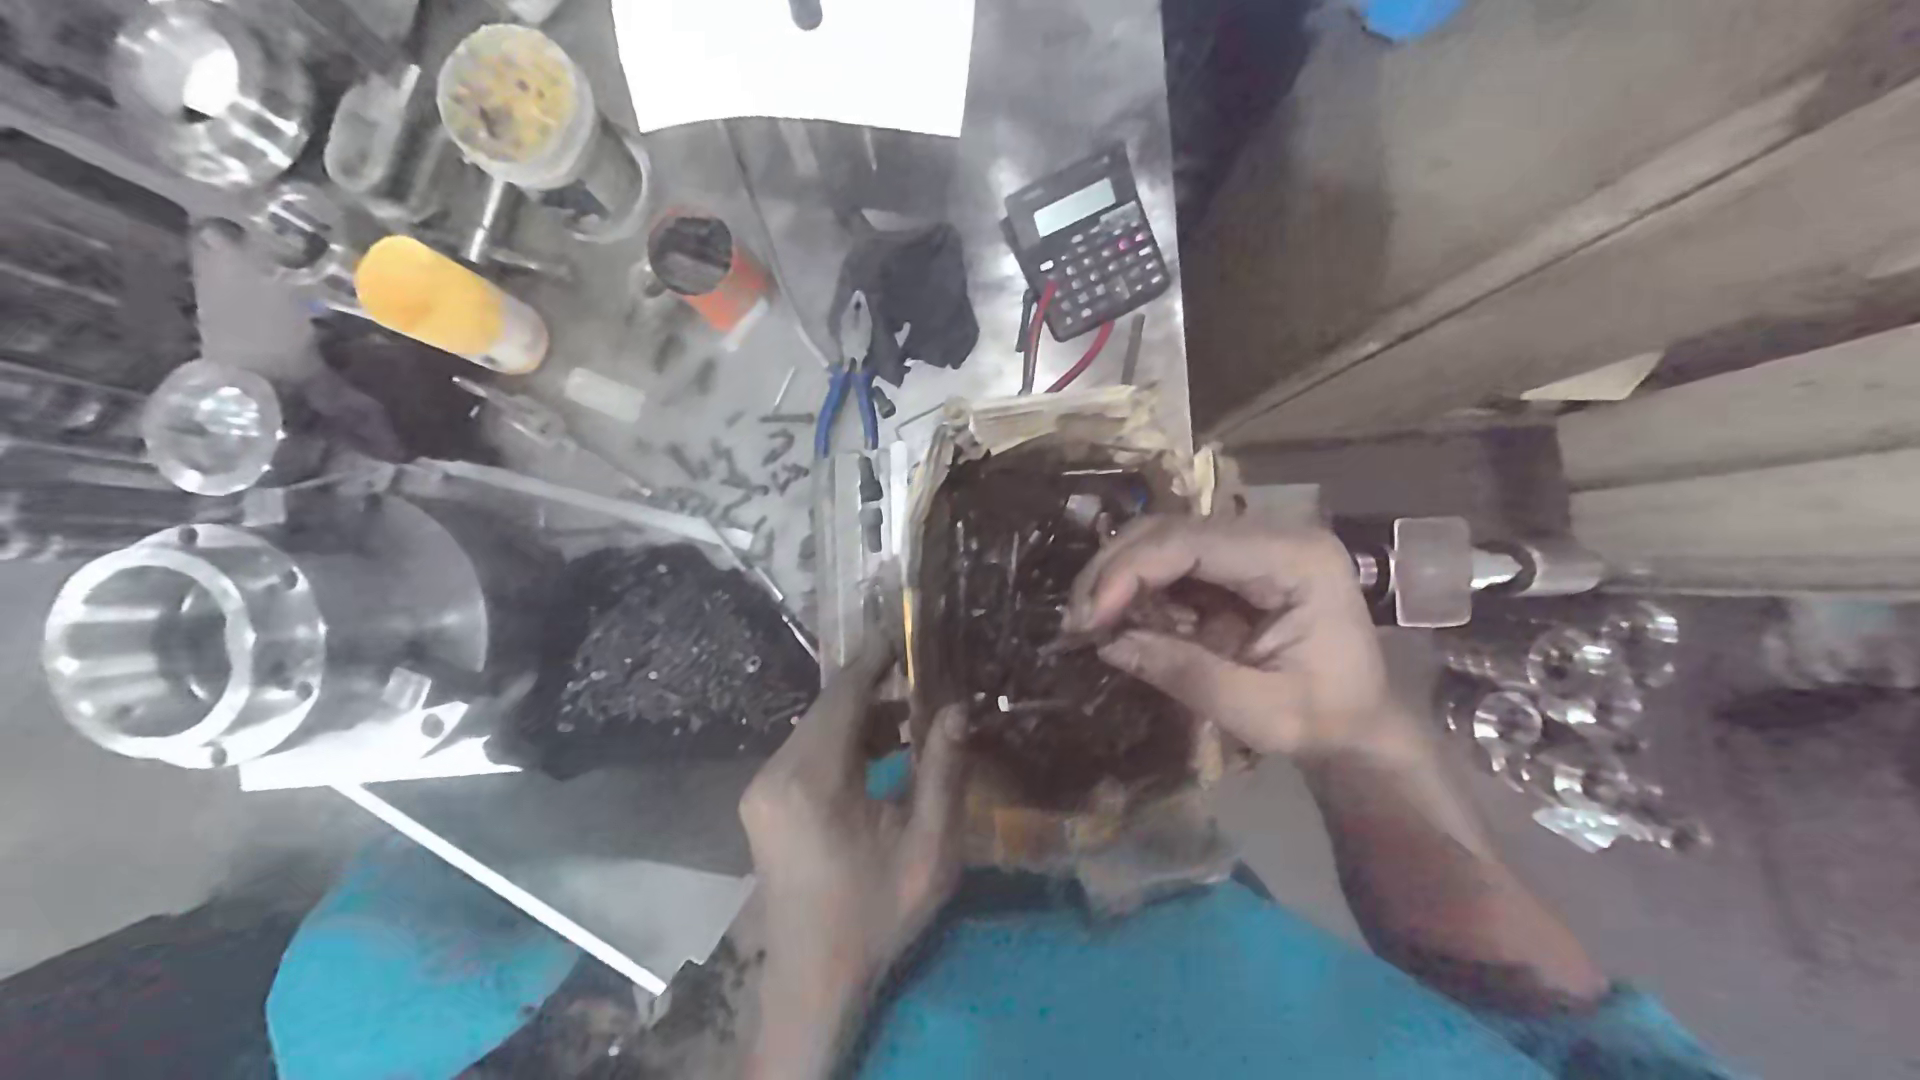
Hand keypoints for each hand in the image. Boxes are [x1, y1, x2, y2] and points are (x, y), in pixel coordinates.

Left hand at [740, 644, 968, 1078]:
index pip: (844, 695)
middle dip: (876, 684)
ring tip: (915, 708)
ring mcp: (762, 787)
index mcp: (811, 781)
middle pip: (829, 707)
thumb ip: (945, 774)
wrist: (813, 979)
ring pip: (818, 726)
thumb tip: (958, 708)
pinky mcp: (764, 799)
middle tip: (924, 666)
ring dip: (864, 713)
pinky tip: (884, 745)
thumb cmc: (875, 915)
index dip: (875, 658)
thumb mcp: (928, 850)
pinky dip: (846, 738)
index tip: (905, 628)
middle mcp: (775, 773)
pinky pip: (809, 749)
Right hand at [1064, 516, 1409, 761]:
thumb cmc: (1326, 721)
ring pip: (1162, 539)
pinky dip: (1137, 589)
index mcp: (1296, 559)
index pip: (1192, 543)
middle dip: (1114, 571)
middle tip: (1078, 619)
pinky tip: (1122, 619)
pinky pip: (1170, 563)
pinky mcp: (1233, 564)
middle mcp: (1273, 536)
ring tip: (1092, 621)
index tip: (1089, 619)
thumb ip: (1185, 673)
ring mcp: (1252, 546)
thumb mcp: (1259, 711)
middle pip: (1170, 530)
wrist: (1360, 725)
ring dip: (1119, 577)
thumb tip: (1108, 644)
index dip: (1129, 573)